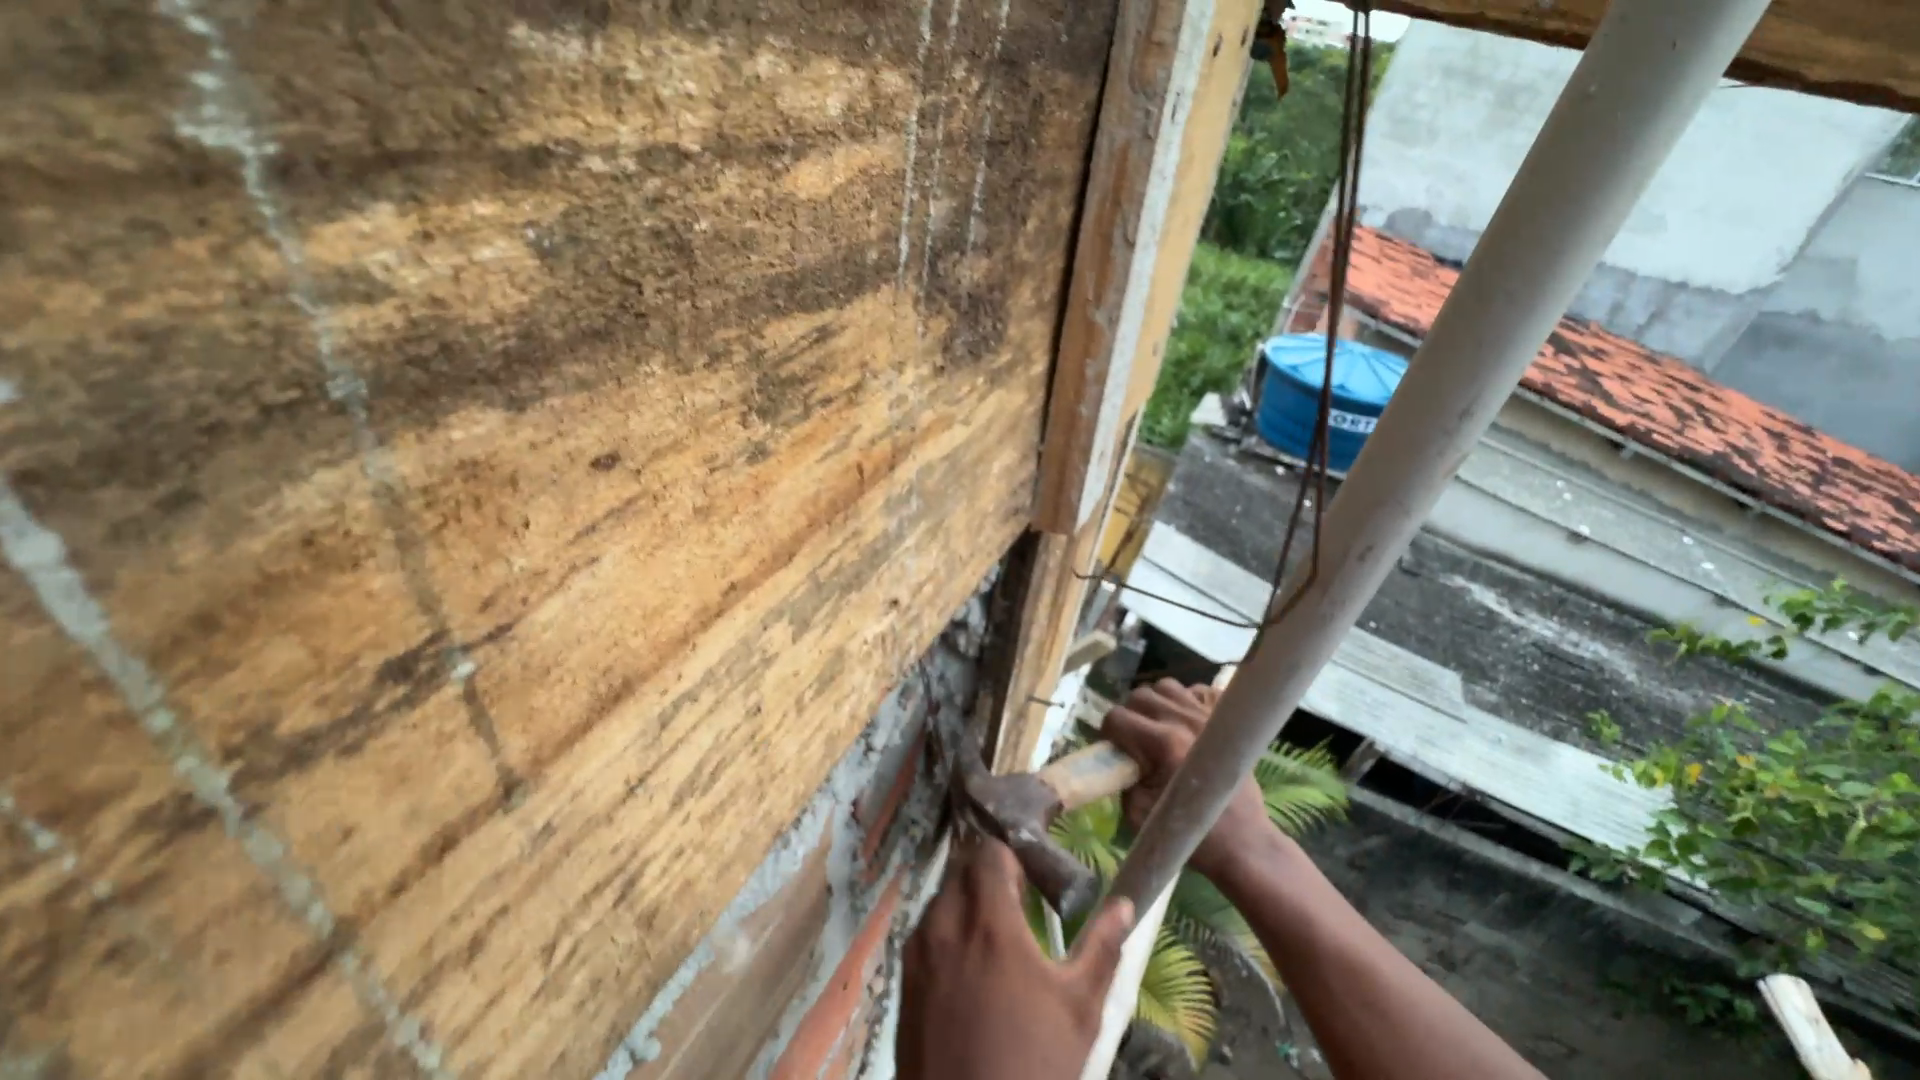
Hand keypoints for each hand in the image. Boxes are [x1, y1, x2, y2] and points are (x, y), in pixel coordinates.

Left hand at [899, 838, 1134, 1079]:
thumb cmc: (1032, 1062)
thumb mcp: (1080, 1009)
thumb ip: (1102, 947)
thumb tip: (1125, 904)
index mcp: (989, 923)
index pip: (989, 853)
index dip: (1012, 857)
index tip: (1032, 879)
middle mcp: (945, 926)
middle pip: (961, 870)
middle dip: (988, 874)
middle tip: (1018, 901)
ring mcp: (918, 954)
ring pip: (940, 899)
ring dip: (965, 901)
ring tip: (995, 936)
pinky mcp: (903, 981)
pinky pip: (924, 932)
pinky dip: (945, 930)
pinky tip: (968, 966)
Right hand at [1101, 678, 1280, 879]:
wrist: (1241, 843)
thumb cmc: (1187, 834)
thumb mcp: (1136, 813)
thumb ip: (1121, 777)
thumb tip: (1118, 757)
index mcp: (1163, 743)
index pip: (1117, 717)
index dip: (1108, 734)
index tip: (1113, 751)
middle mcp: (1185, 721)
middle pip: (1140, 695)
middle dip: (1129, 716)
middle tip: (1133, 741)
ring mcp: (1209, 717)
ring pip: (1167, 687)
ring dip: (1155, 704)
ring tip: (1156, 728)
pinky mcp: (1224, 722)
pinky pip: (1196, 692)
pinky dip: (1183, 702)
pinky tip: (1182, 724)